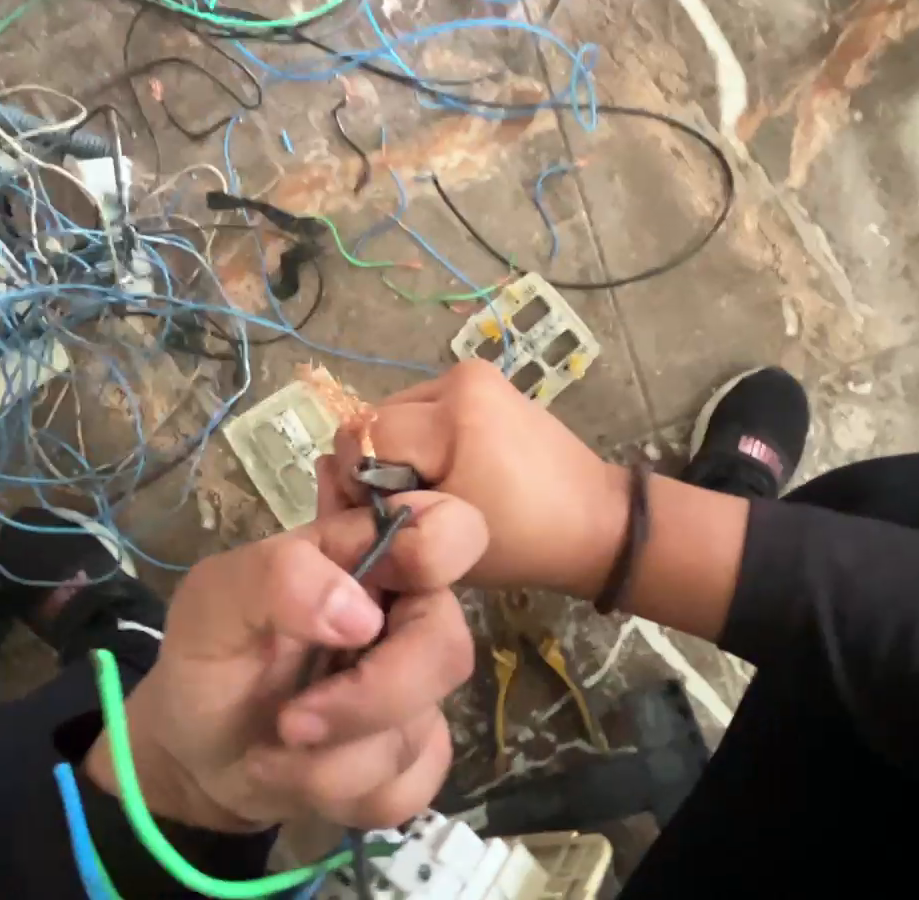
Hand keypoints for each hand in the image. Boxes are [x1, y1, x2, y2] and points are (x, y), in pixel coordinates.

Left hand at [91, 490, 485, 832]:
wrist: (197, 752)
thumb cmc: (209, 655)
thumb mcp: (214, 601)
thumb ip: (277, 578)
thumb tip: (363, 618)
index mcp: (368, 554)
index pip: (450, 528)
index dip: (437, 552)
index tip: (369, 604)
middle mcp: (406, 612)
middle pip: (447, 648)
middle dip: (367, 699)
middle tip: (293, 720)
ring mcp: (416, 685)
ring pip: (421, 728)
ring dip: (332, 760)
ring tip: (273, 748)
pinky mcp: (414, 753)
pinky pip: (411, 786)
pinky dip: (343, 794)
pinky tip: (299, 776)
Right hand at [327, 359, 627, 599]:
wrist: (594, 521)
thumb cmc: (521, 544)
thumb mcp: (440, 545)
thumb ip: (375, 514)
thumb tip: (324, 478)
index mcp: (455, 414)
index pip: (364, 437)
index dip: (359, 481)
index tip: (381, 516)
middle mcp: (459, 379)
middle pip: (376, 419)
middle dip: (377, 465)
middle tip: (404, 506)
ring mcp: (472, 374)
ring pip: (395, 412)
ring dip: (398, 450)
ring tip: (430, 487)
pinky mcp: (482, 380)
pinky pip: (423, 408)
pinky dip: (421, 438)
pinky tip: (447, 467)